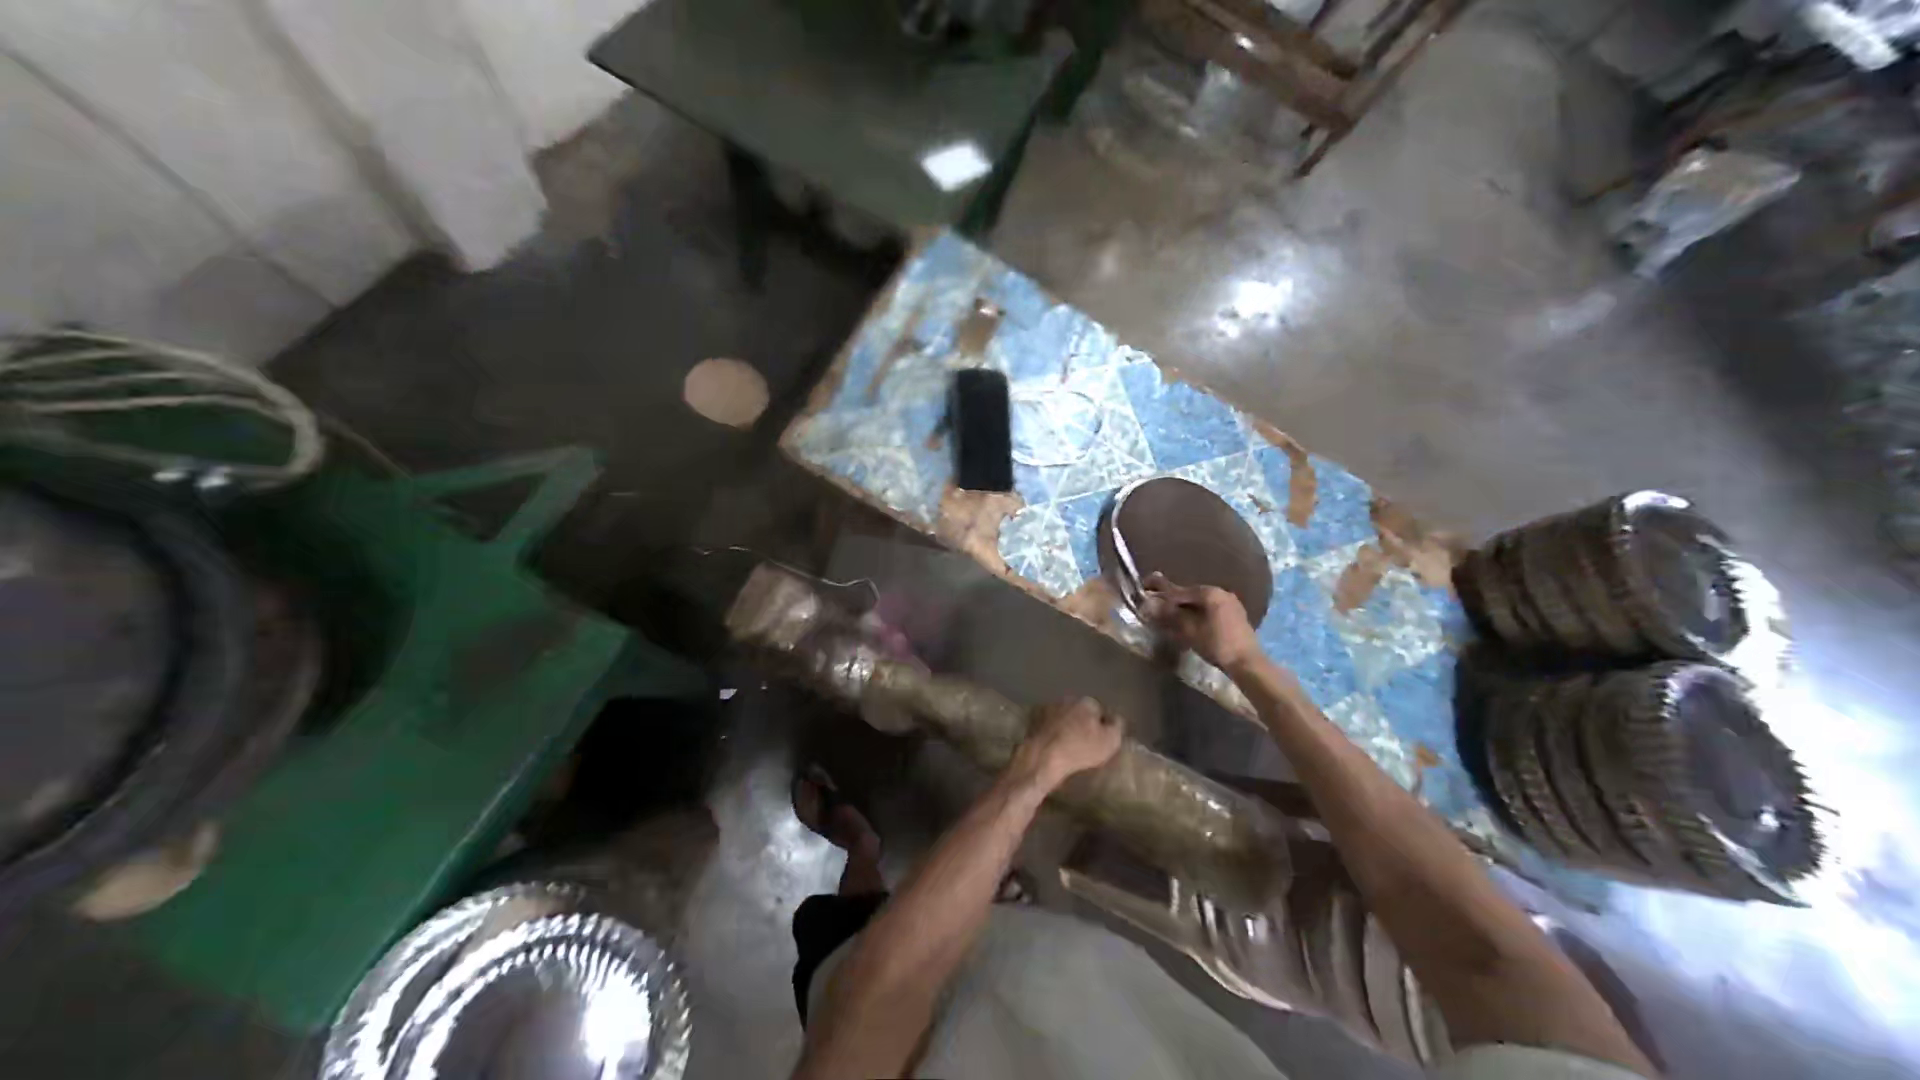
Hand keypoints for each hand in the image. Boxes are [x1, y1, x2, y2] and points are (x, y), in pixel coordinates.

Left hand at [1012, 697, 1123, 789]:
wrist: (1043, 757)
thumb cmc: (1080, 749)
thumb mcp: (1110, 741)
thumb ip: (1117, 726)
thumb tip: (1115, 718)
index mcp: (1086, 701)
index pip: (1099, 710)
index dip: (1101, 725)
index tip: (1100, 739)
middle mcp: (1066, 699)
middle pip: (1079, 711)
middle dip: (1082, 723)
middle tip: (1084, 743)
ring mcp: (1047, 708)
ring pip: (1063, 717)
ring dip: (1066, 726)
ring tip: (1068, 745)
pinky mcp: (1032, 720)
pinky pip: (1048, 725)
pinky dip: (1051, 732)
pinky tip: (1053, 746)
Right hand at [1140, 573, 1262, 674]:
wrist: (1247, 663)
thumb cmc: (1216, 644)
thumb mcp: (1189, 629)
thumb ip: (1169, 614)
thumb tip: (1148, 603)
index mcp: (1209, 592)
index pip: (1178, 590)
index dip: (1159, 590)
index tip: (1144, 587)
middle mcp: (1221, 593)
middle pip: (1189, 595)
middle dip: (1172, 600)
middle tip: (1156, 606)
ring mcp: (1230, 604)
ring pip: (1200, 603)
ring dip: (1185, 609)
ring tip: (1171, 617)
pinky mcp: (1235, 616)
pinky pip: (1210, 610)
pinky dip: (1197, 614)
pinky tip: (1191, 623)